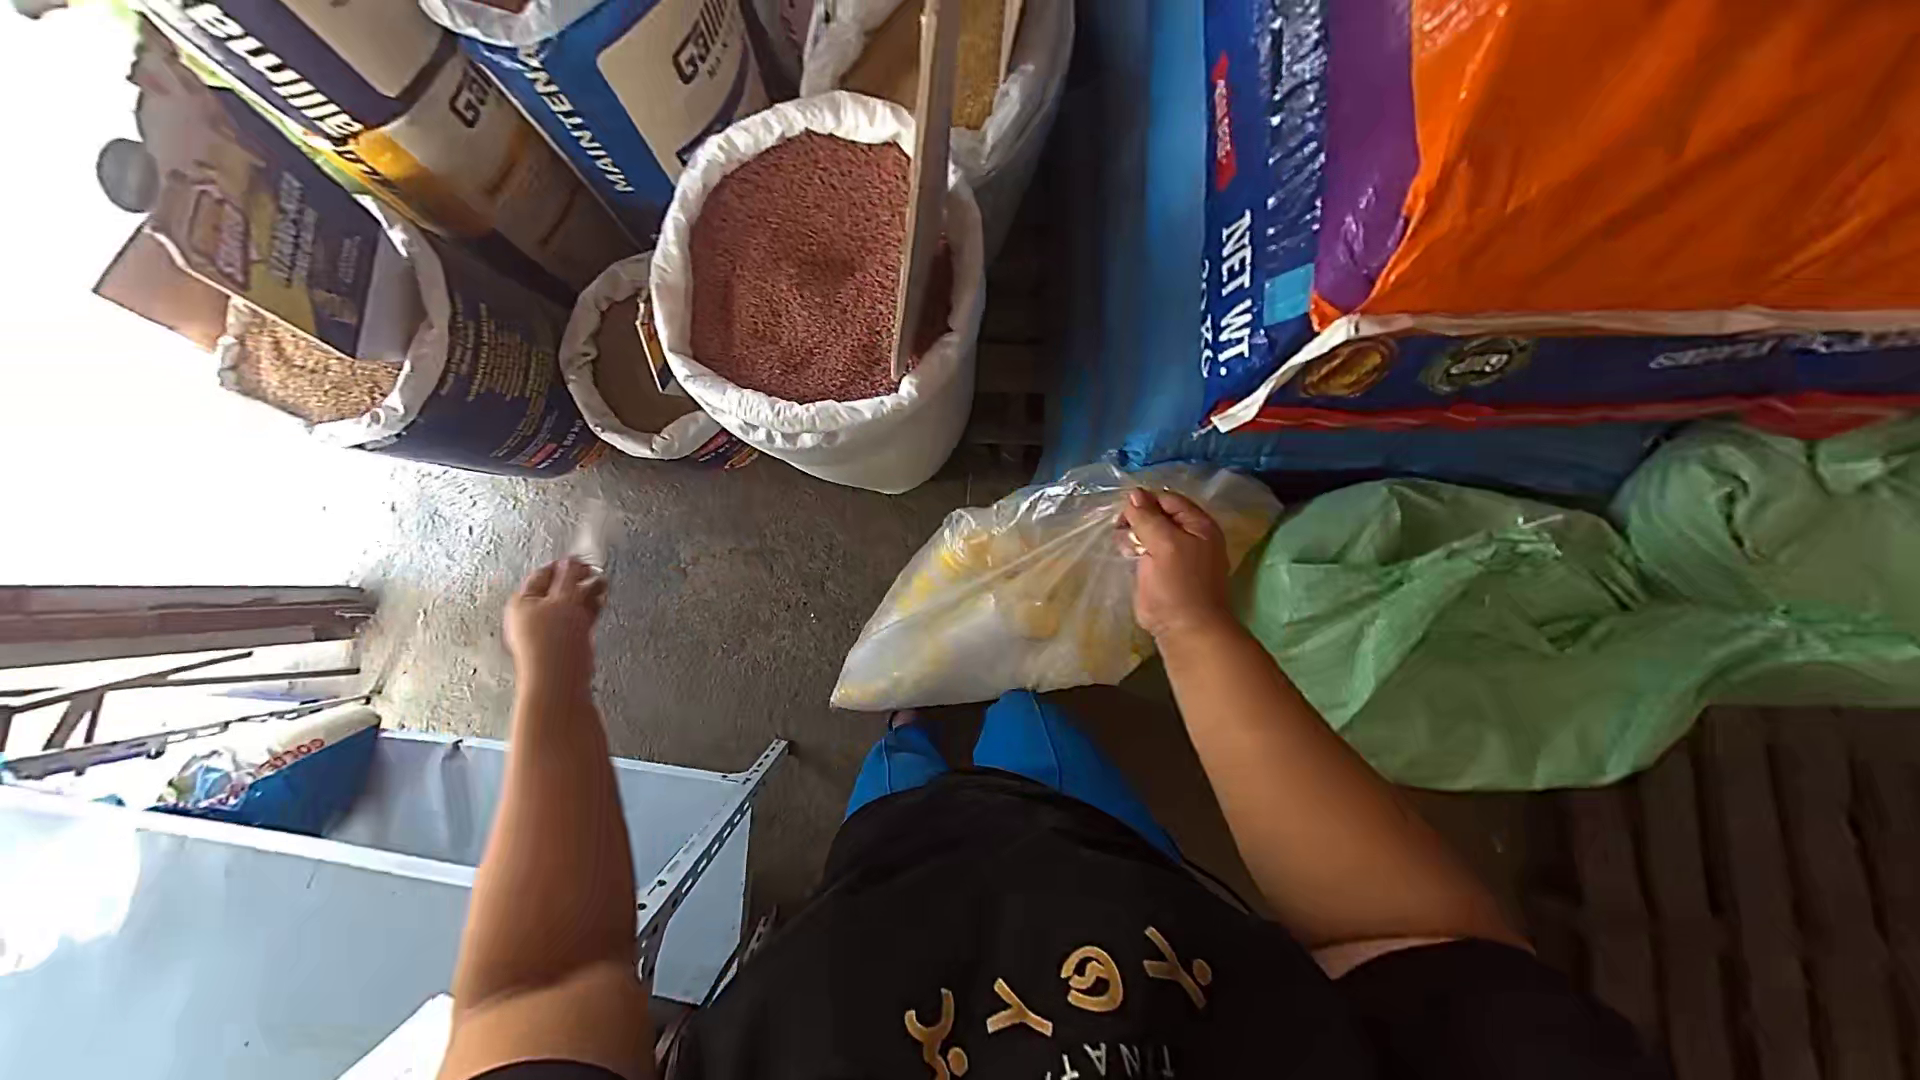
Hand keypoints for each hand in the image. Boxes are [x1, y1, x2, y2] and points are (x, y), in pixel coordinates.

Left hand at [504, 558, 606, 684]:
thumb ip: (569, 577)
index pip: (544, 574)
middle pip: (558, 589)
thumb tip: (571, 561)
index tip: (583, 561)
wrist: (560, 676)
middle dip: (578, 580)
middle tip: (596, 573)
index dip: (565, 565)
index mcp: (522, 601)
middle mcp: (532, 614)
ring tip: (602, 586)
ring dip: (586, 594)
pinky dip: (589, 610)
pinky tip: (599, 604)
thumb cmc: (552, 643)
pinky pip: (577, 618)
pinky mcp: (563, 639)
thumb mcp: (563, 600)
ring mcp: (548, 628)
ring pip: (569, 603)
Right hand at [1119, 489, 1234, 641]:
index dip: (1146, 501)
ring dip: (1133, 534)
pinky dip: (1134, 549)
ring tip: (1125, 545)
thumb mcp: (1165, 544)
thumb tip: (1134, 494)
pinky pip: (1145, 551)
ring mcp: (1174, 554)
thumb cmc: (1179, 585)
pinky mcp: (1160, 571)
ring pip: (1149, 533)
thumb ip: (1148, 517)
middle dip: (1137, 518)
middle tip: (1121, 530)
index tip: (1125, 513)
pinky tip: (1126, 554)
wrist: (1185, 629)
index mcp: (1198, 525)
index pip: (1168, 500)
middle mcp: (1188, 536)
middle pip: (1157, 515)